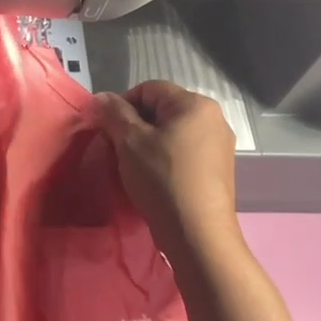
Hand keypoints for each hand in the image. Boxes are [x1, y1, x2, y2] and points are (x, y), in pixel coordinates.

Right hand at [93, 81, 240, 253]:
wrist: (197, 232)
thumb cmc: (162, 180)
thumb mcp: (130, 143)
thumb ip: (114, 114)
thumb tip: (100, 97)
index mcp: (195, 103)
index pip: (149, 89)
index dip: (122, 105)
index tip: (107, 130)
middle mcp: (214, 117)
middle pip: (163, 109)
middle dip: (136, 125)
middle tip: (117, 150)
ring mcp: (220, 143)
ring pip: (174, 131)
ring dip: (150, 142)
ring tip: (135, 166)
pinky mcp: (219, 167)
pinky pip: (186, 151)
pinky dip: (166, 158)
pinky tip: (156, 178)